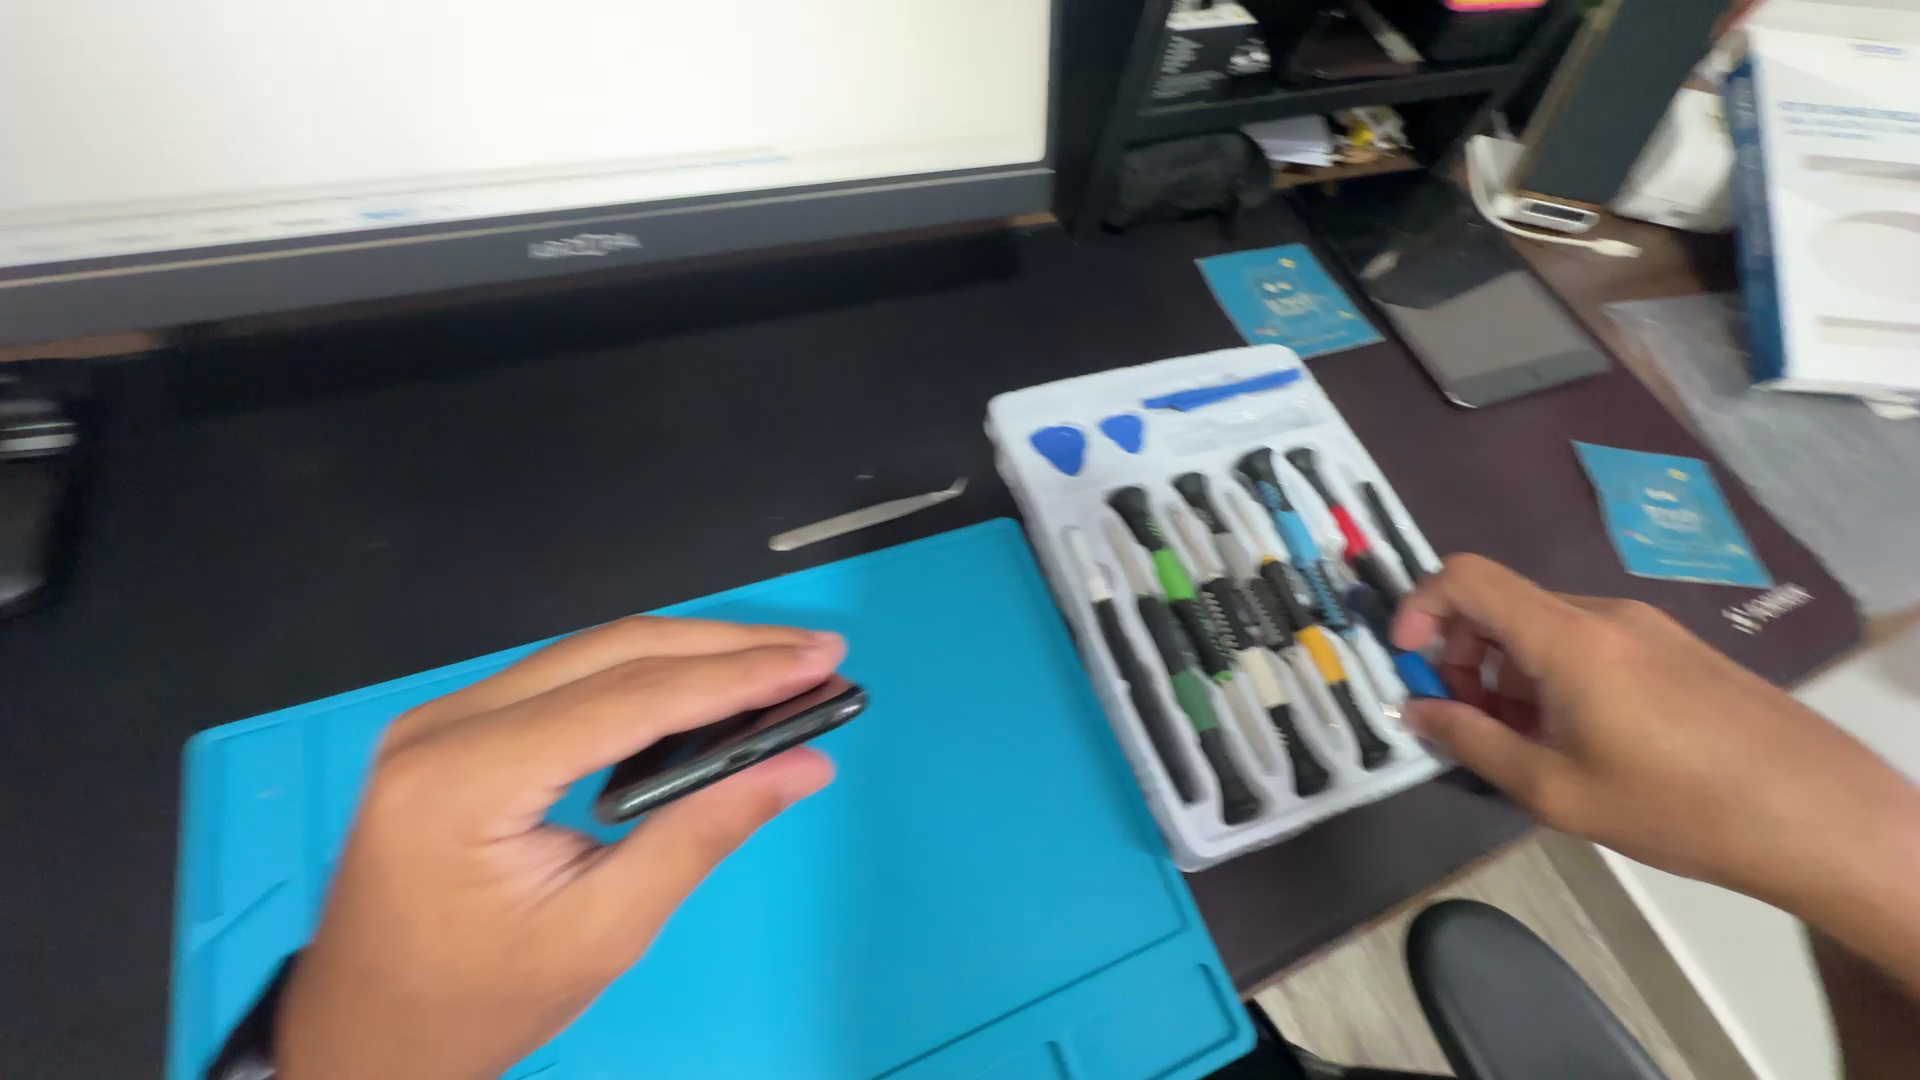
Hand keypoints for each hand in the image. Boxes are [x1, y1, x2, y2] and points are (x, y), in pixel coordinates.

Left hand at [276, 617, 845, 1079]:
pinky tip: (716, 682)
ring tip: (785, 662)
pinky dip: (662, 671)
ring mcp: (454, 712)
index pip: (631, 697)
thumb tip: (806, 763)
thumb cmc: (479, 1005)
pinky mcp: (471, 720)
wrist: (358, 1043)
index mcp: (467, 778)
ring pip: (605, 648)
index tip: (819, 661)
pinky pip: (585, 672)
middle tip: (819, 652)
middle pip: (621, 649)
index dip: (737, 674)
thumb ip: (708, 831)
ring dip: (703, 651)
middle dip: (732, 647)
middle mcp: (451, 720)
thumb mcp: (606, 930)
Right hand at [1388, 556, 1919, 914]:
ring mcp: (1646, 629)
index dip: (1419, 605)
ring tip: (1523, 736)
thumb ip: (1470, 741)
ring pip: (1537, 626)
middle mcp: (1604, 616)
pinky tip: (1575, 733)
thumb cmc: (1683, 809)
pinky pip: (1582, 641)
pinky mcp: (1674, 648)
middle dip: (1461, 655)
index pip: (1465, 578)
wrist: (1839, 827)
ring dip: (1504, 670)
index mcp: (1569, 640)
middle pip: (1497, 605)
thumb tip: (1415, 711)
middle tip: (1468, 718)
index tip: (1409, 657)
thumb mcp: (1554, 790)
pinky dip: (1547, 673)